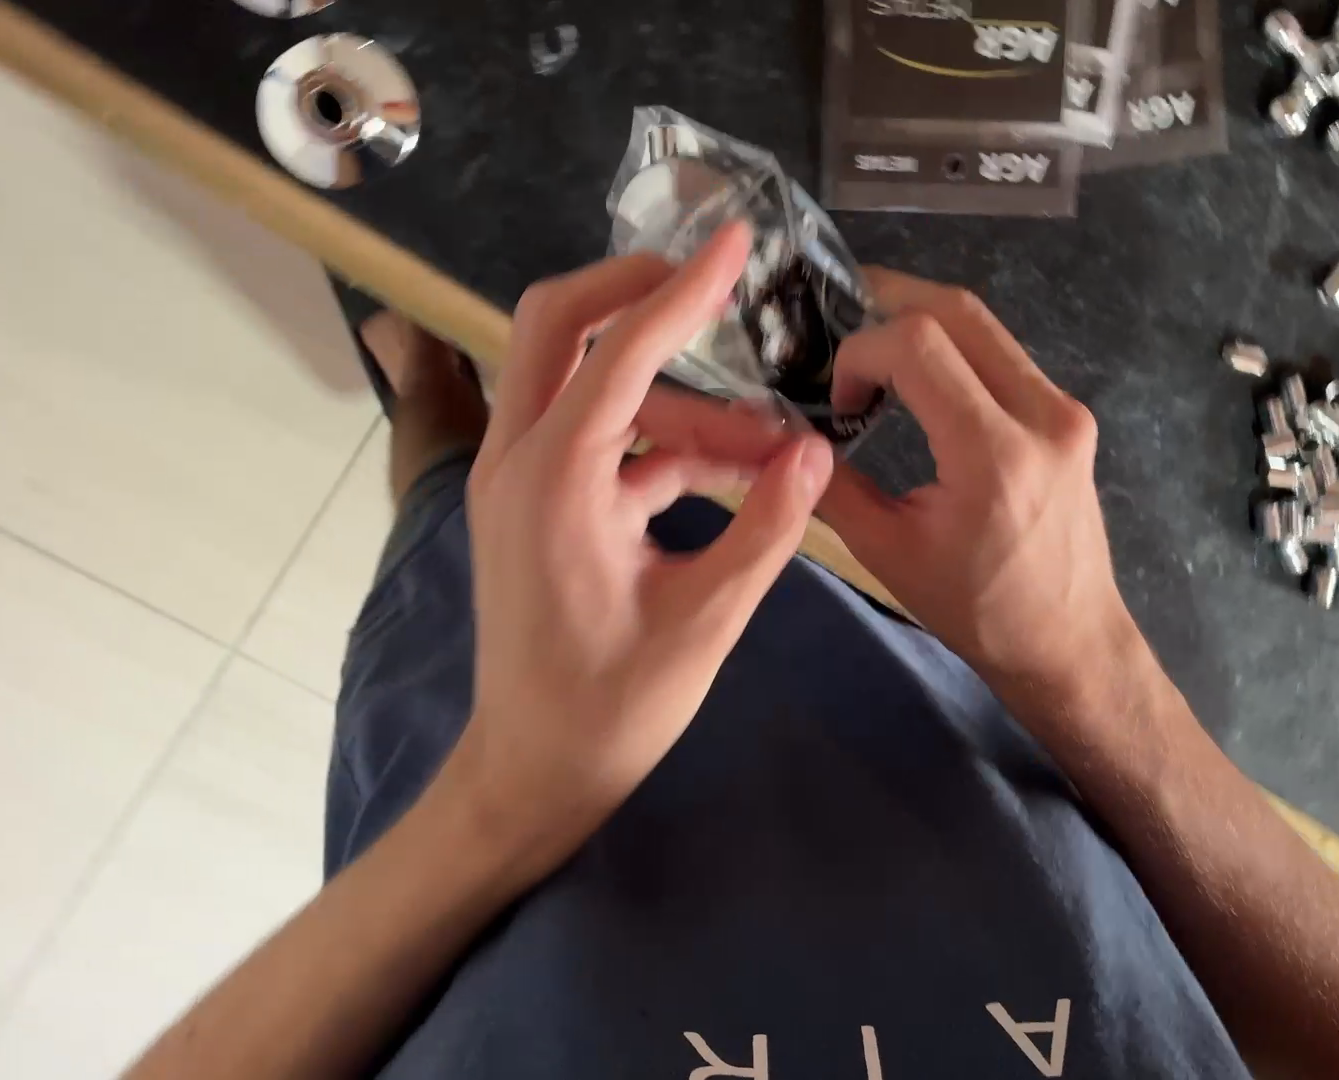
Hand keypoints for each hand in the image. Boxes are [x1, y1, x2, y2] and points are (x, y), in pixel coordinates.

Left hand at [431, 223, 833, 880]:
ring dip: (682, 404)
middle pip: (558, 326)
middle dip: (637, 294)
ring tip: (771, 449)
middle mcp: (521, 462)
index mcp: (554, 482)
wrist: (536, 771)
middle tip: (717, 288)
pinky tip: (730, 476)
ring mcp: (523, 482)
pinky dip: (666, 447)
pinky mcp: (542, 506)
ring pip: (593, 391)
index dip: (685, 291)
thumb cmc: (614, 708)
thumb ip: (766, 529)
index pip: (620, 352)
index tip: (736, 240)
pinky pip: (604, 443)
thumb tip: (816, 454)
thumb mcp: (706, 620)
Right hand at [817, 271, 1135, 711]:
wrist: (1067, 639)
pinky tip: (921, 379)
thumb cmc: (976, 609)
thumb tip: (789, 438)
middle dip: (890, 304)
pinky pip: (1004, 356)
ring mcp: (1066, 410)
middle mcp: (1043, 415)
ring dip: (923, 324)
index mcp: (994, 455)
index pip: (919, 345)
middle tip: (841, 327)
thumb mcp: (888, 552)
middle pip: (960, 311)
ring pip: (986, 327)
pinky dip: (955, 350)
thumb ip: (833, 486)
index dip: (862, 351)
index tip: (840, 398)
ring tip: (874, 354)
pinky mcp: (1070, 417)